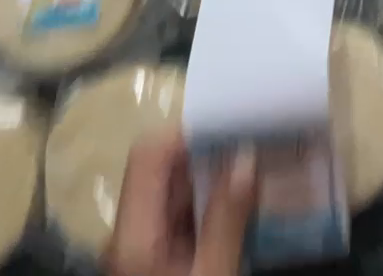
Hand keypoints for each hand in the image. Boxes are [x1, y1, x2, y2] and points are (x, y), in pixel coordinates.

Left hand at [104, 132, 257, 275]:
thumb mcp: (213, 274)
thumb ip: (227, 219)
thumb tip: (246, 156)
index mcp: (133, 232)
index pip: (147, 154)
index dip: (185, 132)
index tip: (229, 122)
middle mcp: (129, 231)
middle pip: (161, 170)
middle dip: (205, 152)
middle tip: (251, 141)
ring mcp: (140, 245)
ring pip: (173, 191)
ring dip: (211, 177)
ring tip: (253, 167)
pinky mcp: (155, 258)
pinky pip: (180, 215)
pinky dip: (208, 203)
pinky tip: (239, 205)